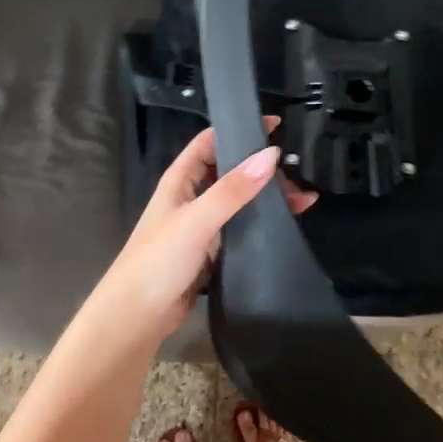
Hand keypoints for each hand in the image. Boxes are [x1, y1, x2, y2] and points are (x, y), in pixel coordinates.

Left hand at [85, 118, 315, 342]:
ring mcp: (201, 226)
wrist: (137, 316)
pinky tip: (288, 226)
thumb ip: (232, 189)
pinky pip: (241, 230)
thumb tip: (270, 155)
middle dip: (261, 167)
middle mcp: (190, 198)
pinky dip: (263, 225)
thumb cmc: (159, 260)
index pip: (210, 142)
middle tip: (299, 167)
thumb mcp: (197, 219)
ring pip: (239, 202)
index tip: (275, 126)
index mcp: (180, 181)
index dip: (238, 130)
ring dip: (267, 197)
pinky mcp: (211, 252)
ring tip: (305, 198)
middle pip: (230, 172)